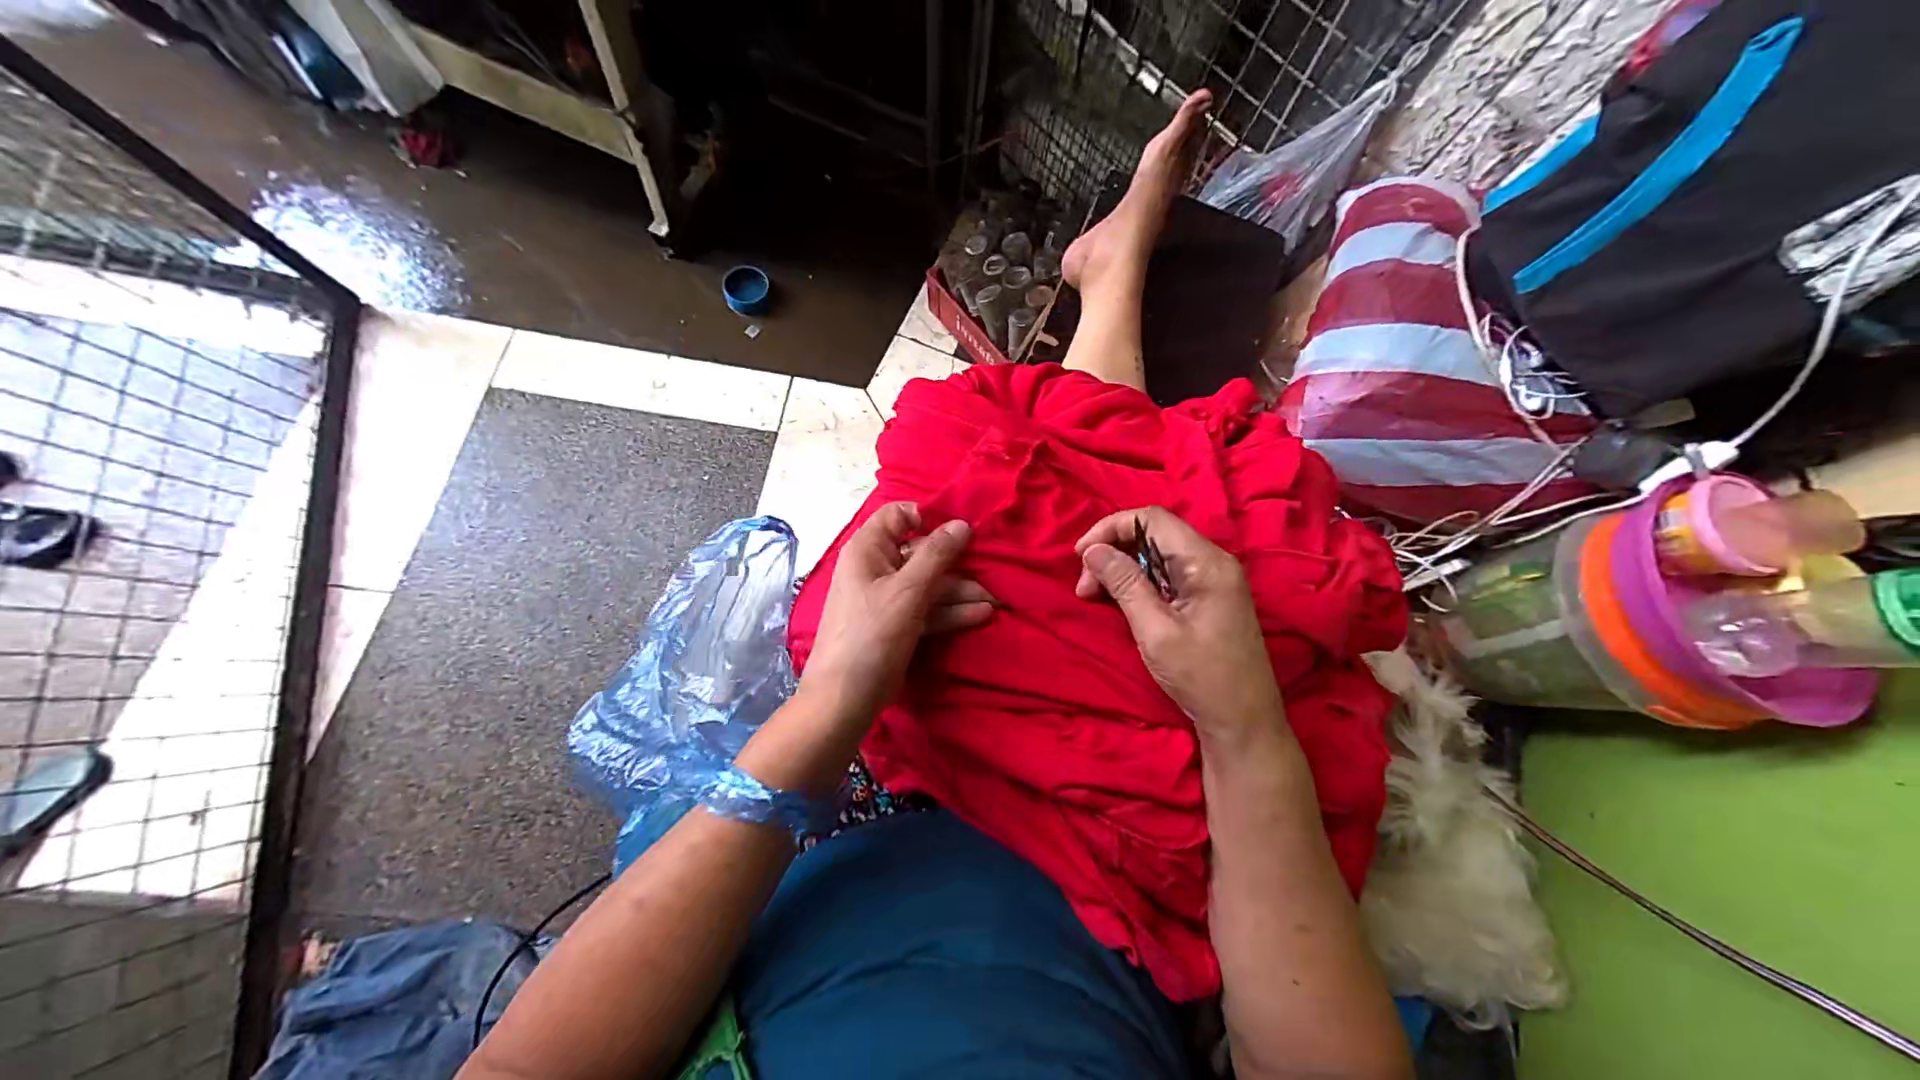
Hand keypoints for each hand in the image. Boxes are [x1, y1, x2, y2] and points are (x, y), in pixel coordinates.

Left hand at [799, 502, 992, 724]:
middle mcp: (877, 568)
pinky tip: (982, 614)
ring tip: (996, 600)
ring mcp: (888, 598)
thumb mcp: (907, 591)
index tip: (960, 530)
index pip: (898, 515)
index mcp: (868, 549)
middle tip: (992, 572)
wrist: (845, 697)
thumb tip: (962, 524)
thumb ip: (936, 555)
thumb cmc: (871, 634)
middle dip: (956, 563)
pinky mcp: (898, 625)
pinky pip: (927, 609)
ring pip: (928, 584)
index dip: (928, 517)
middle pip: (921, 552)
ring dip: (960, 591)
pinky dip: (951, 612)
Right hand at [1075, 506, 1283, 735]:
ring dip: (1122, 568)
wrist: (1245, 722)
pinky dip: (1139, 582)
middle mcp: (1214, 561)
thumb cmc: (1202, 678)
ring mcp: (1214, 580)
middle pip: (1154, 533)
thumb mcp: (1156, 632)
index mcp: (1207, 562)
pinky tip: (1121, 602)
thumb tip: (1093, 550)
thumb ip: (1125, 585)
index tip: (1080, 555)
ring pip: (1157, 554)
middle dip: (1113, 551)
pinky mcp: (1209, 598)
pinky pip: (1168, 574)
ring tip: (1096, 595)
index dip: (1110, 527)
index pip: (1152, 519)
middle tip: (1085, 587)